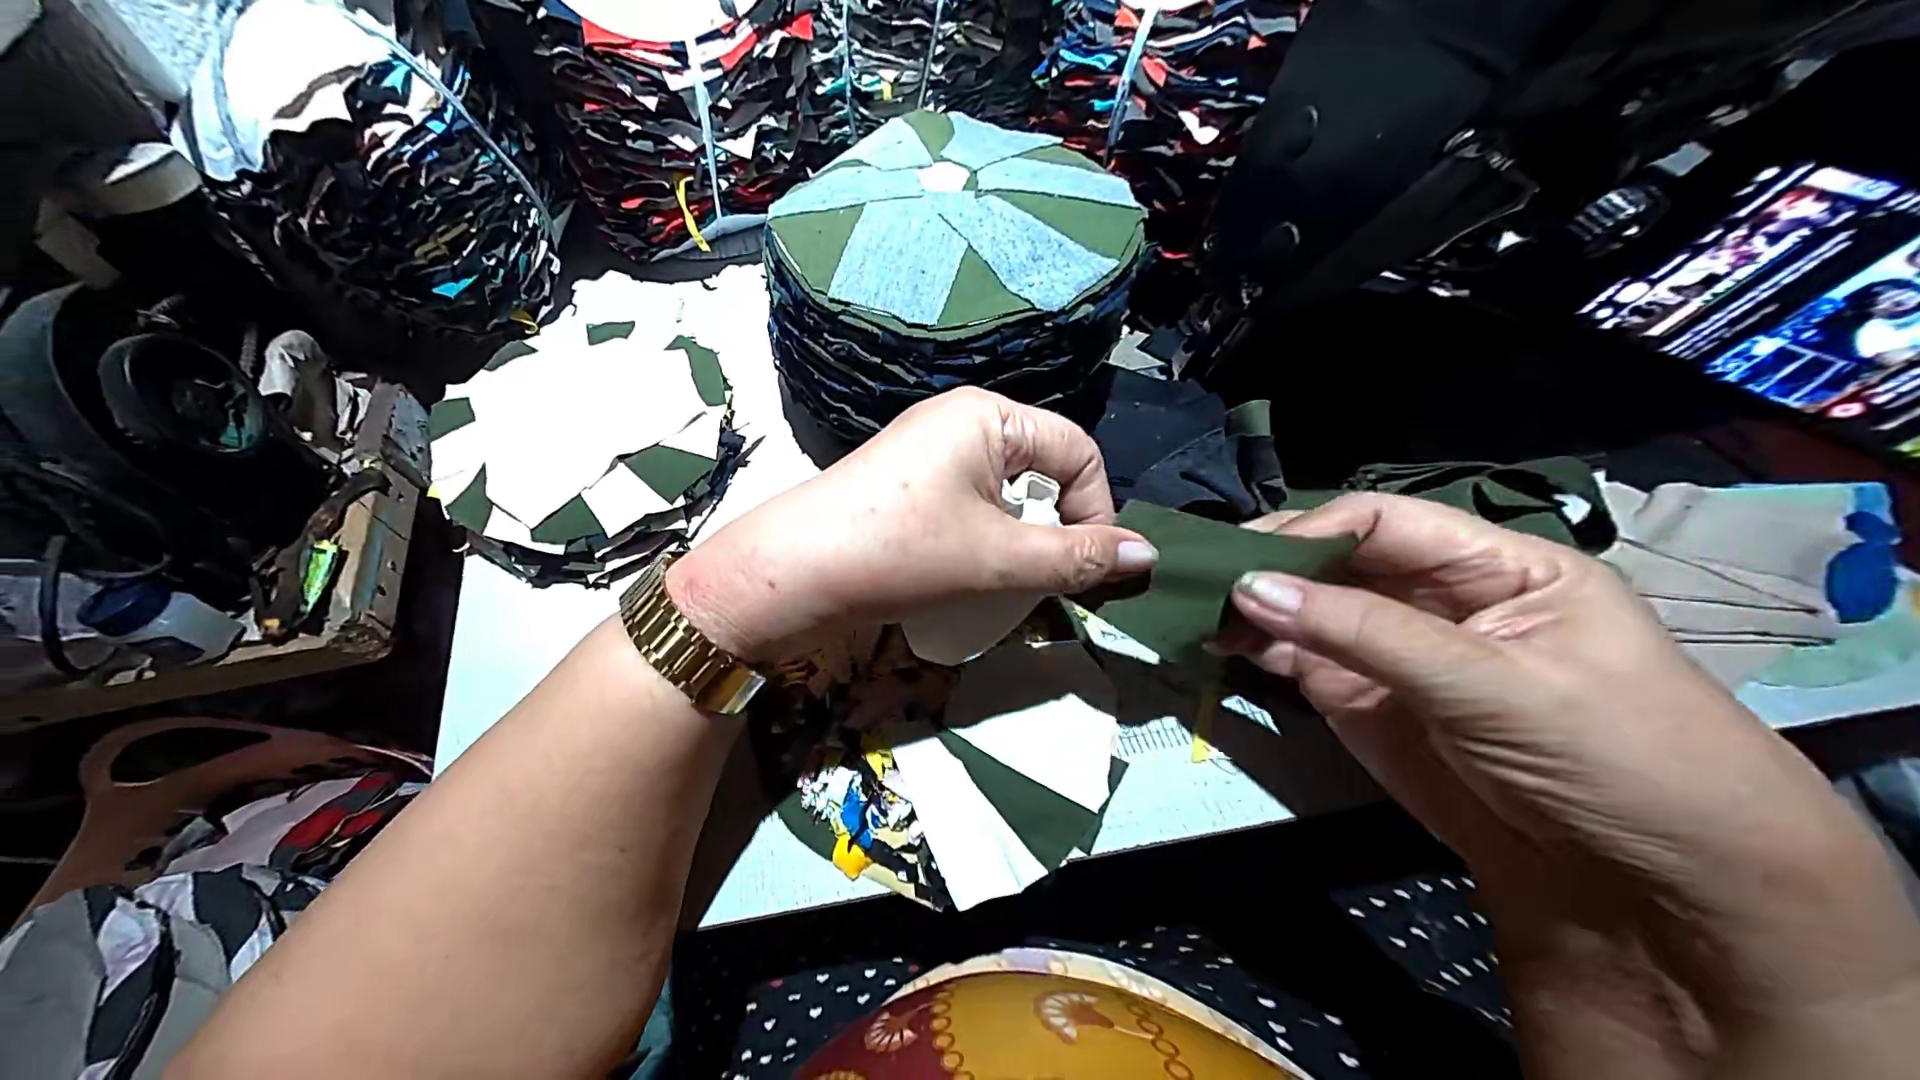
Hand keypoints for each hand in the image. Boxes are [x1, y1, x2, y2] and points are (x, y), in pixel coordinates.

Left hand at [667, 388, 1155, 661]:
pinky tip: (973, 576)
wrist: (790, 576)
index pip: (1077, 451)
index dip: (1096, 508)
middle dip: (1055, 528)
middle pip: (1042, 471)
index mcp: (987, 416)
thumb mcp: (1000, 558)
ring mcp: (929, 455)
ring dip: (1021, 541)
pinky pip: (972, 506)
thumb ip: (1079, 557)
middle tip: (1043, 577)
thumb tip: (1149, 556)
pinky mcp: (908, 488)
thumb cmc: (902, 552)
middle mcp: (960, 423)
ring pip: (1007, 495)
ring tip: (1006, 581)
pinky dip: (987, 541)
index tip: (1091, 565)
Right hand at [1215, 493, 1919, 1078]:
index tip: (1247, 554)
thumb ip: (1364, 631)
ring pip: (1303, 608)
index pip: (1383, 521)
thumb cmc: (1606, 755)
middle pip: (1331, 560)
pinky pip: (1295, 657)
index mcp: (1491, 563)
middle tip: (1202, 574)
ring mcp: (1387, 648)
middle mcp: (1429, 594)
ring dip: (1251, 606)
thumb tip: (1248, 586)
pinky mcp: (1356, 696)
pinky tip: (1217, 641)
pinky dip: (1254, 647)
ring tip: (1196, 608)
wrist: (1642, 896)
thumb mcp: (1491, 682)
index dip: (1314, 530)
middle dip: (1270, 564)